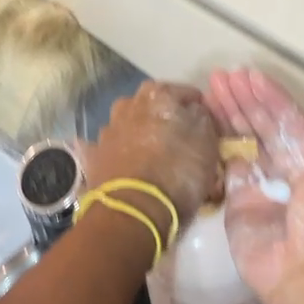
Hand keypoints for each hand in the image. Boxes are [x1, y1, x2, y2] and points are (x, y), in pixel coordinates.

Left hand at [83, 81, 221, 229]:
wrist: (133, 208)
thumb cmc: (178, 171)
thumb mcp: (208, 143)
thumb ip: (203, 119)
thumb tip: (195, 112)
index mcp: (156, 94)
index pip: (186, 94)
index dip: (200, 110)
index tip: (208, 128)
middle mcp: (128, 104)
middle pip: (155, 108)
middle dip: (168, 120)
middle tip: (183, 143)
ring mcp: (108, 128)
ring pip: (132, 125)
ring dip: (143, 135)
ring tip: (158, 159)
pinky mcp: (94, 153)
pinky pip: (112, 147)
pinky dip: (121, 153)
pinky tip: (128, 165)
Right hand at [205, 69, 303, 303]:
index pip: (290, 120)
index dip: (270, 96)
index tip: (248, 75)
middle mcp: (289, 170)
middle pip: (264, 127)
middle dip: (244, 100)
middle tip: (221, 76)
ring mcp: (262, 186)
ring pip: (243, 142)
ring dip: (229, 114)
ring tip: (211, 89)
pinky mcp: (238, 202)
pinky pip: (226, 167)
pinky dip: (216, 143)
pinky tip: (204, 121)